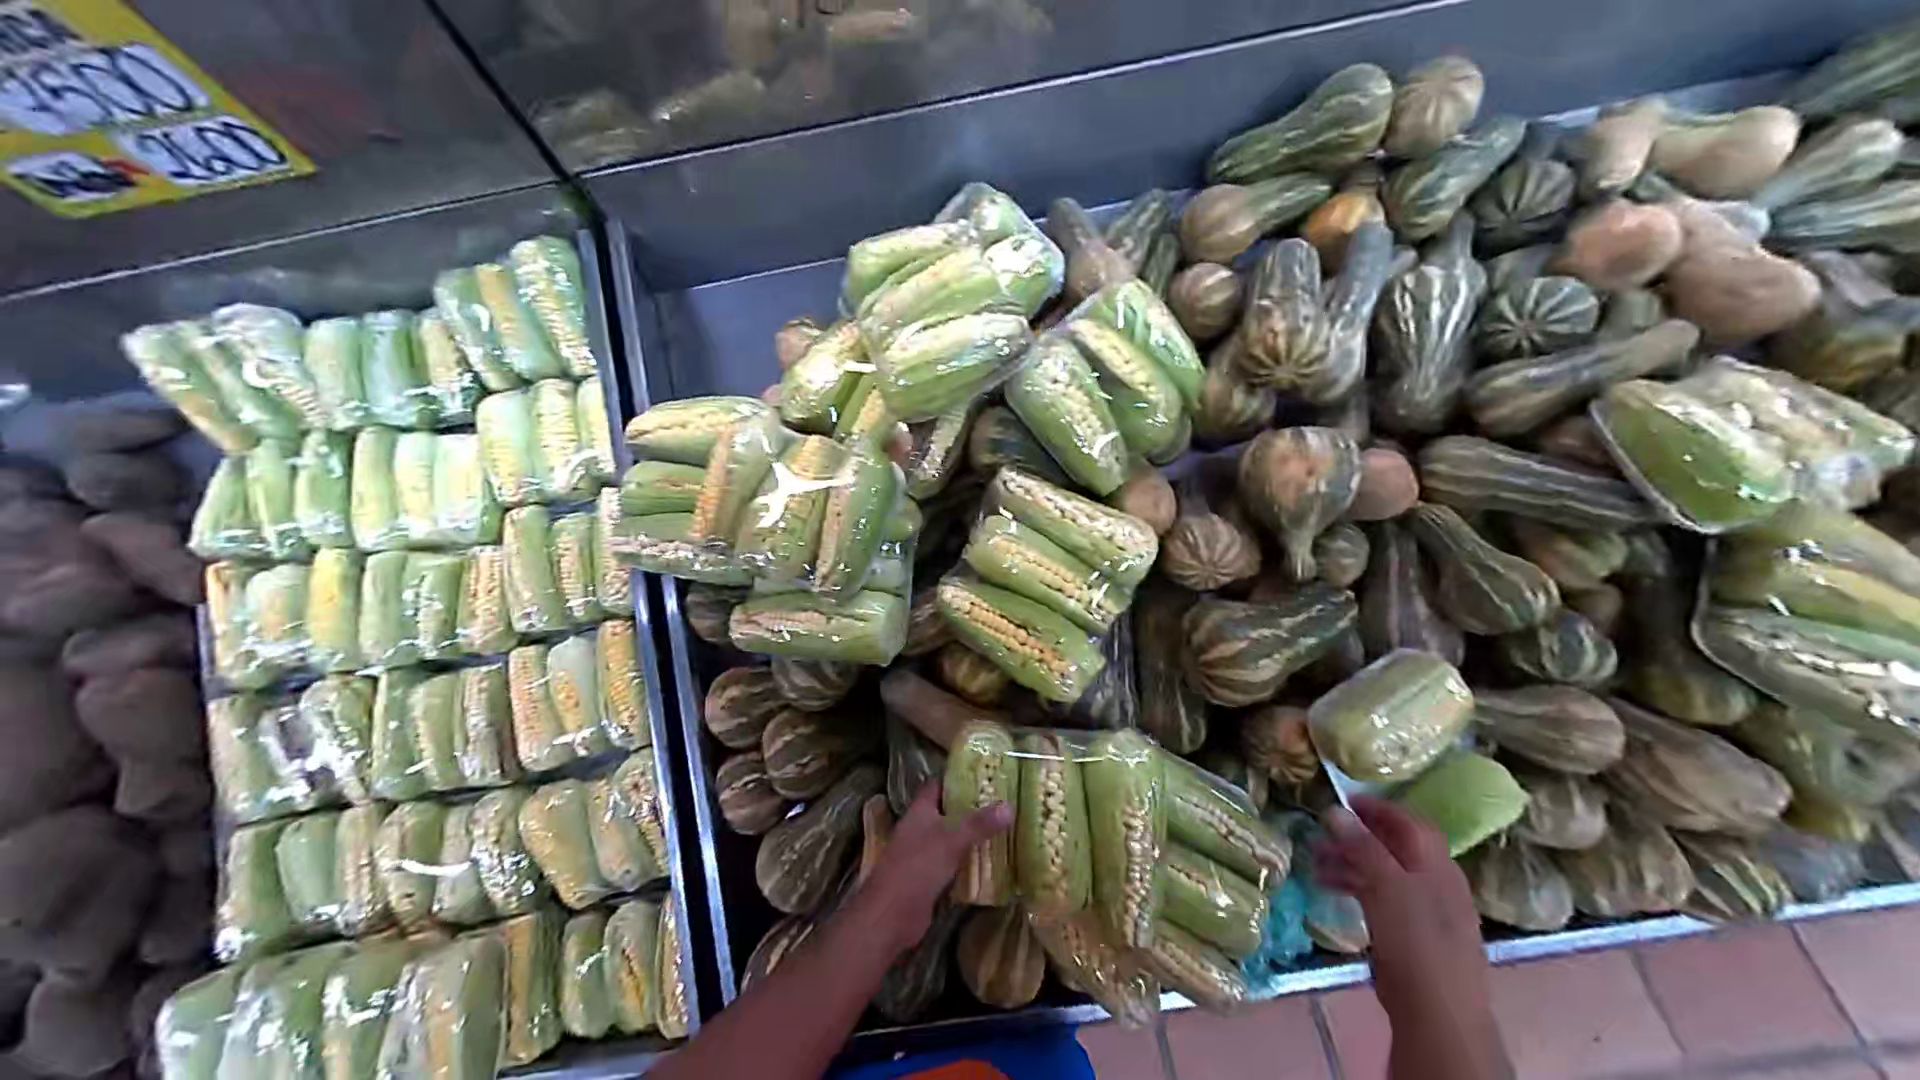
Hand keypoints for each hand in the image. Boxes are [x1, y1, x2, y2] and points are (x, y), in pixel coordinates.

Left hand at [852, 781, 1011, 955]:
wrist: (891, 915)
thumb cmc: (918, 866)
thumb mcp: (952, 840)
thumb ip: (980, 823)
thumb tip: (1010, 805)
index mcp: (920, 811)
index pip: (938, 784)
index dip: (958, 777)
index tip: (985, 774)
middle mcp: (920, 828)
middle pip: (948, 812)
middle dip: (972, 808)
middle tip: (1003, 802)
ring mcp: (924, 854)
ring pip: (952, 838)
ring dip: (972, 836)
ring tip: (1004, 828)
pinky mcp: (930, 878)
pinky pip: (954, 863)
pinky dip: (969, 862)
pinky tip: (992, 861)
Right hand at [1315, 797, 1509, 1079]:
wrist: (1438, 1015)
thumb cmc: (1417, 943)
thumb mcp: (1388, 887)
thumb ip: (1363, 847)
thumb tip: (1334, 810)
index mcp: (1438, 868)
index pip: (1412, 823)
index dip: (1380, 808)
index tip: (1344, 799)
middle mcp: (1435, 884)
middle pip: (1395, 847)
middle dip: (1357, 835)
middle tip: (1321, 830)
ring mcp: (1424, 911)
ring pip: (1383, 872)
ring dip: (1349, 860)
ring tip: (1315, 858)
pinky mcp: (1409, 934)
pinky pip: (1379, 896)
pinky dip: (1354, 885)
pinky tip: (1329, 887)